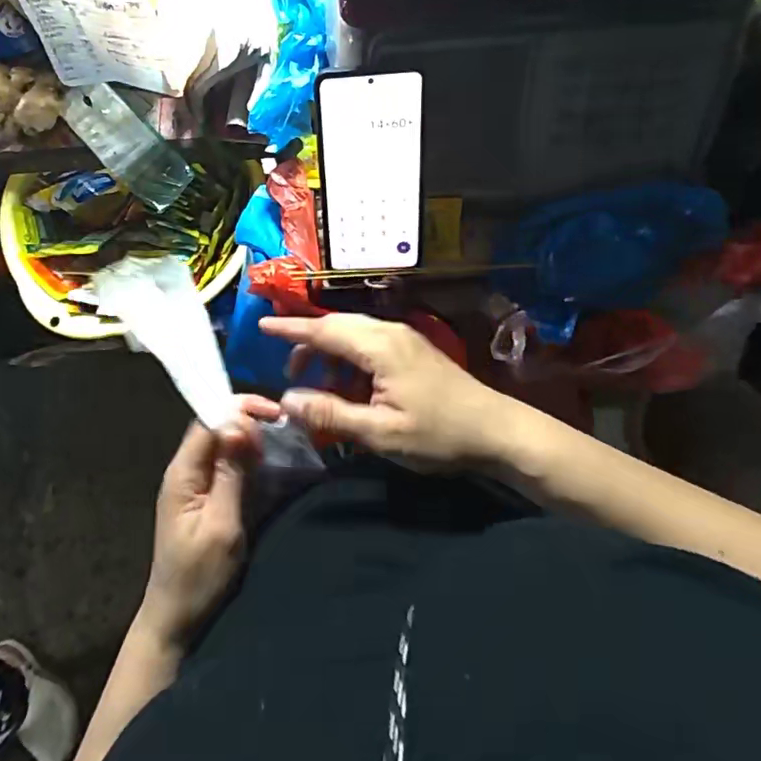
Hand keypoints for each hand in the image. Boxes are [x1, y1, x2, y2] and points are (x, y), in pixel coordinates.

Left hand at [136, 399, 274, 644]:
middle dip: (250, 420)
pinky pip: (226, 466)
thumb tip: (240, 423)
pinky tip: (270, 463)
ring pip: (222, 445)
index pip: (210, 421)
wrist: (176, 620)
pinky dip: (249, 460)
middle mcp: (185, 470)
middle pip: (216, 428)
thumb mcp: (221, 525)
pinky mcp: (204, 499)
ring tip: (285, 439)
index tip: (277, 414)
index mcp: (183, 472)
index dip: (241, 409)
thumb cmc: (198, 577)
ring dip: (252, 439)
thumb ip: (230, 473)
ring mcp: (194, 484)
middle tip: (286, 426)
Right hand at [261, 314, 517, 470]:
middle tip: (288, 368)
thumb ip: (330, 414)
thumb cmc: (439, 435)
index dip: (290, 329)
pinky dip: (348, 358)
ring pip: (352, 333)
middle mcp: (389, 332)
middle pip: (336, 326)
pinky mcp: (412, 350)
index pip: (323, 330)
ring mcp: (404, 338)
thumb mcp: (380, 433)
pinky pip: (368, 342)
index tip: (262, 325)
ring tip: (316, 383)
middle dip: (306, 342)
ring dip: (328, 352)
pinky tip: (348, 385)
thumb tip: (285, 400)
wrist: (498, 432)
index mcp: (379, 346)